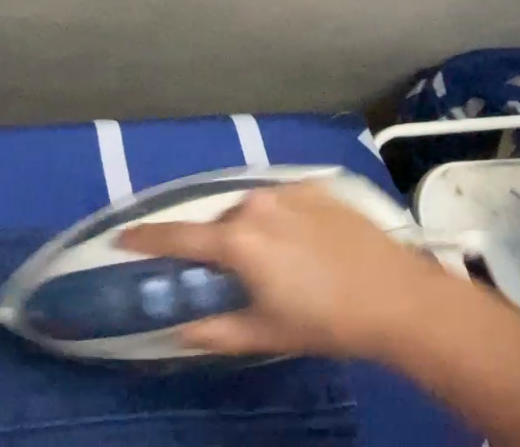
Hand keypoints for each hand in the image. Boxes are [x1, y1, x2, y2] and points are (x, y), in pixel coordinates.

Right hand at [118, 180, 453, 359]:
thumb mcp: (268, 332)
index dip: (144, 238)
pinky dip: (278, 218)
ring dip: (247, 230)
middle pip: (217, 224)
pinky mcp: (315, 187)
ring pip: (249, 209)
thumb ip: (217, 329)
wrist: (399, 297)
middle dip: (214, 246)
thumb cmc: (327, 320)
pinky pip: (281, 200)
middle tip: (227, 273)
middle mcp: (253, 205)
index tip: (120, 236)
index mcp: (237, 241)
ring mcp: (286, 192)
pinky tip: (300, 242)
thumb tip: (179, 328)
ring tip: (272, 260)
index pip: (176, 237)